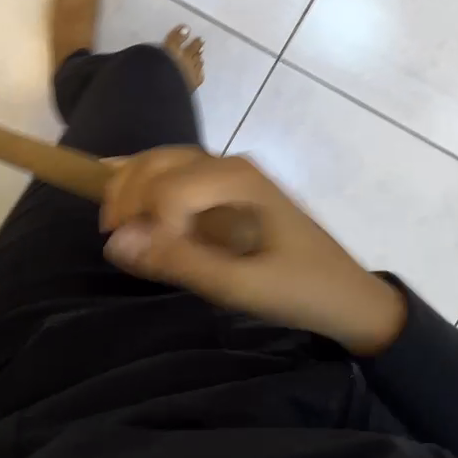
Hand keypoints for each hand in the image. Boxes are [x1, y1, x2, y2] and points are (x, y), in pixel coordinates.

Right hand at [100, 148, 406, 355]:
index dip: (148, 221)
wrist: (348, 295)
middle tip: (108, 235)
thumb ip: (179, 262)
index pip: (170, 187)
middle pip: (161, 163)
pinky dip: (143, 176)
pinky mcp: (226, 187)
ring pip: (164, 161)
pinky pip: (175, 171)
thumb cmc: (299, 291)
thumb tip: (117, 242)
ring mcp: (228, 172)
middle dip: (128, 193)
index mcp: (238, 180)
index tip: (144, 259)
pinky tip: (115, 178)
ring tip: (111, 218)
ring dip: (132, 183)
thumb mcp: (240, 288)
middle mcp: (230, 164)